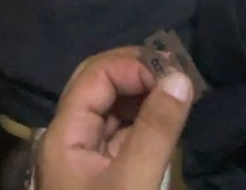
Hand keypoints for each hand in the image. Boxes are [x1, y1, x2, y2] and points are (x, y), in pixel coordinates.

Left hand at [36, 47, 194, 189]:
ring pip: (111, 110)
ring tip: (177, 91)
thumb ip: (155, 129)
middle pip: (100, 85)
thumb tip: (181, 76)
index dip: (134, 66)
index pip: (96, 74)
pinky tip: (166, 120)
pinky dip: (143, 122)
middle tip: (176, 72)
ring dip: (142, 96)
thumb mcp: (132, 181)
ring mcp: (83, 159)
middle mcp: (69, 138)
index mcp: (64, 132)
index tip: (174, 73)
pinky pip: (120, 135)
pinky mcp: (100, 177)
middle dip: (137, 73)